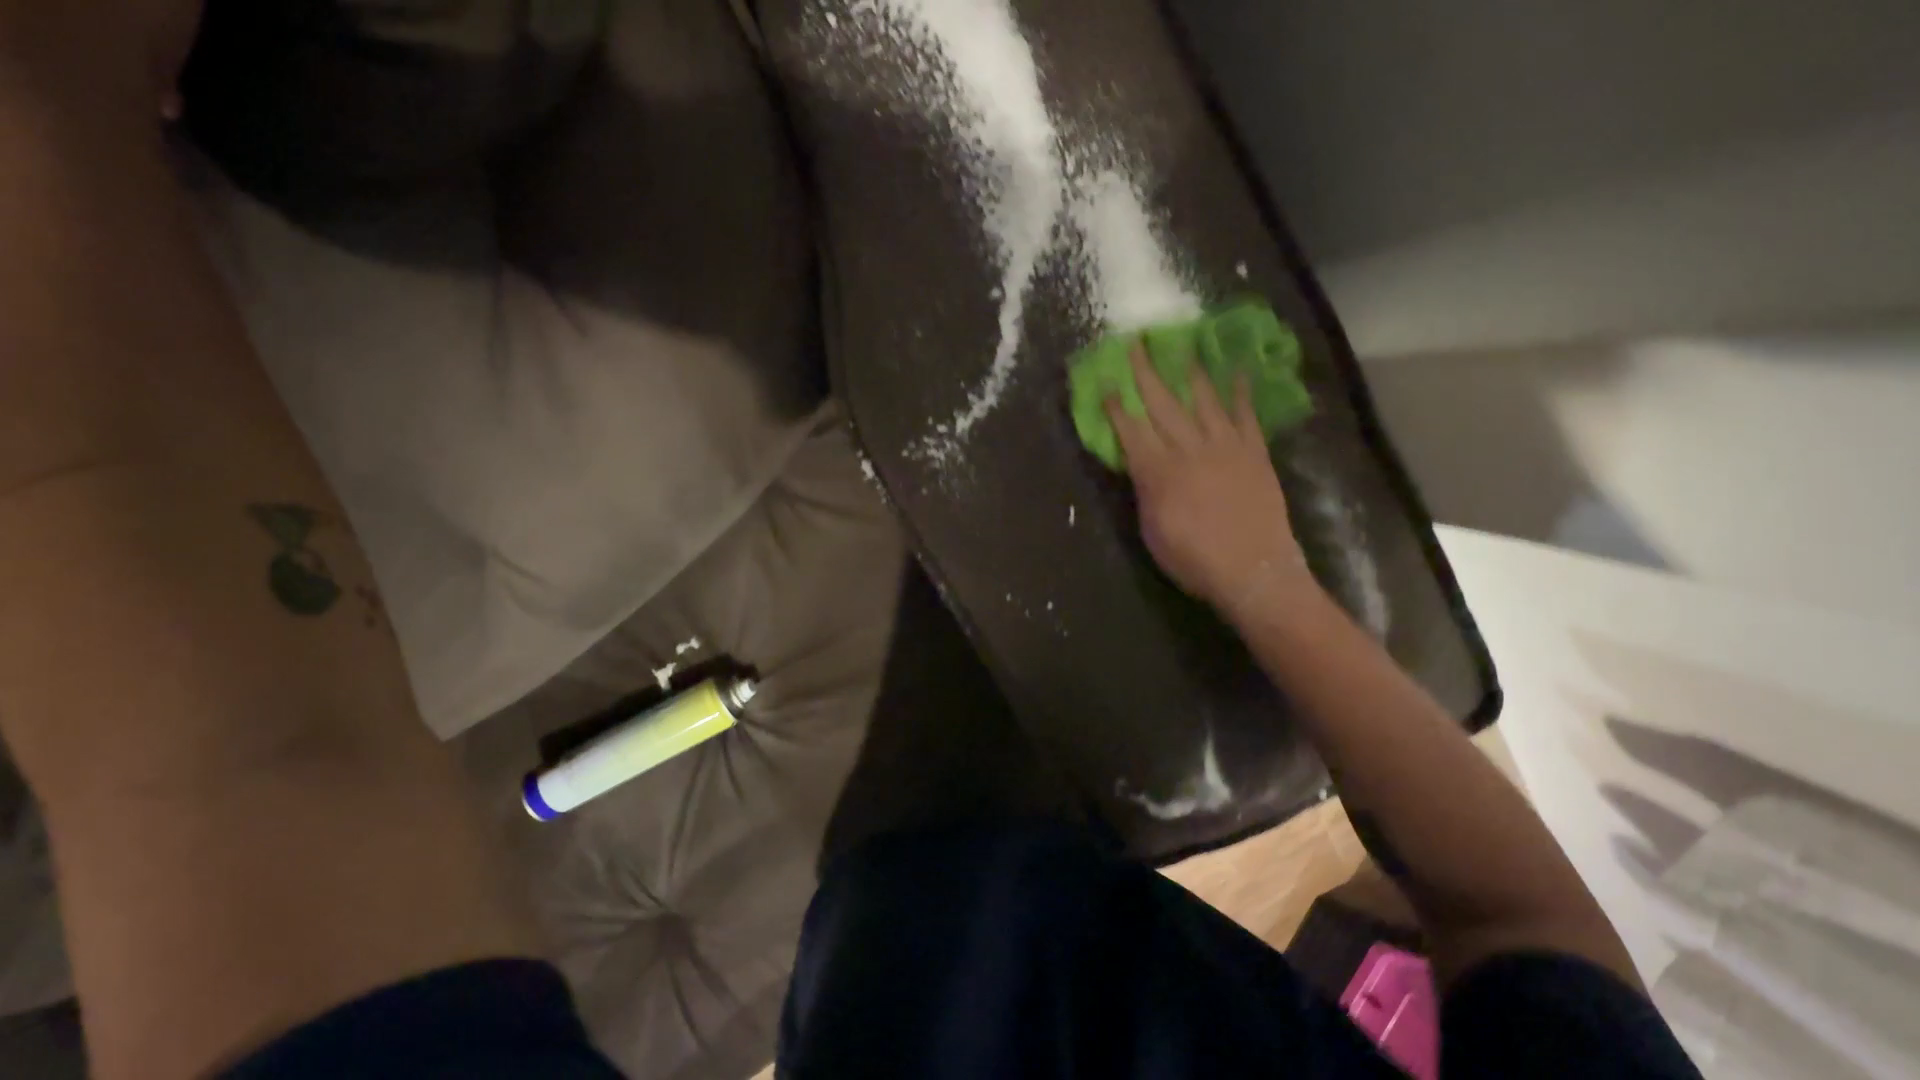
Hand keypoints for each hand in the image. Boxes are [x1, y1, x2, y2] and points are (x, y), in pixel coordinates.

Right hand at [1105, 342, 1315, 617]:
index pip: (1131, 430)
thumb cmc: (1194, 561)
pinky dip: (1240, 392)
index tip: (1106, 379)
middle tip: (1137, 343)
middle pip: (1163, 404)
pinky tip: (1236, 371)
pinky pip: (1246, 415)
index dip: (1116, 405)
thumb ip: (1145, 492)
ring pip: (1204, 401)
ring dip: (1190, 372)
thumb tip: (1139, 466)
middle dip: (1147, 373)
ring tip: (1181, 347)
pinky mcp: (1254, 453)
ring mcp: (1226, 447)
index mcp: (1159, 472)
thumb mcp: (1154, 531)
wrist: (1255, 571)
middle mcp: (1190, 450)